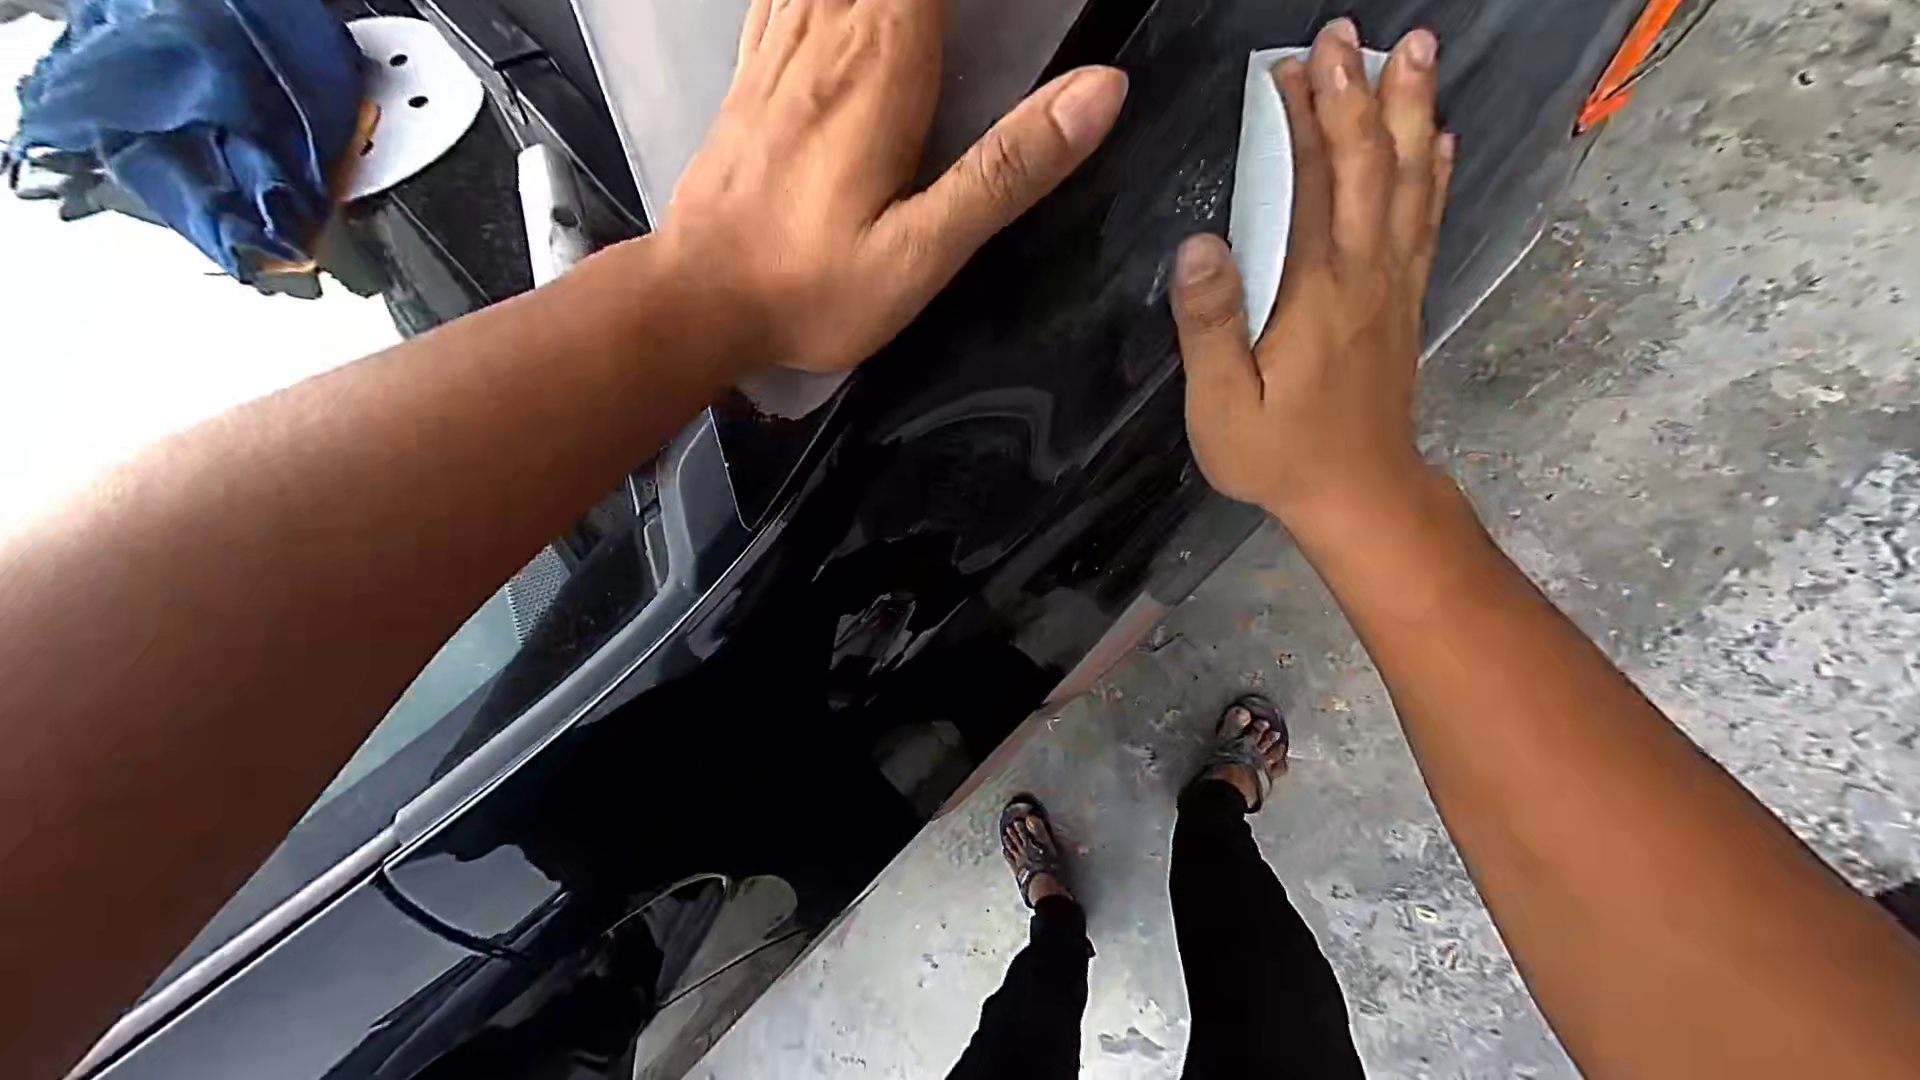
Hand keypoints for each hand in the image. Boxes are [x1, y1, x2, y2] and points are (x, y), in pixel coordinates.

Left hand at [658, 0, 1127, 373]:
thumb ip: (1004, 173)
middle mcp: (829, 30)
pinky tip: (834, 3)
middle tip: (975, 20)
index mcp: (884, 63)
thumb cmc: (813, 290)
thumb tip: (1100, 91)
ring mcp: (780, 47)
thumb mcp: (922, 252)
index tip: (1016, 11)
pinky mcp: (751, 76)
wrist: (701, 302)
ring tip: (925, 15)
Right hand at [1169, 19, 1453, 527]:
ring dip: (1409, 114)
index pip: (1313, 186)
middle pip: (1370, 168)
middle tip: (1347, 35)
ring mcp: (1393, 290)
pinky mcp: (1403, 309)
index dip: (1304, 121)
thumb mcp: (1220, 404)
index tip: (1291, 67)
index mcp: (1314, 293)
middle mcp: (1364, 276)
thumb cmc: (1278, 455)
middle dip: (1358, 95)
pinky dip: (1432, 175)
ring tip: (1412, 54)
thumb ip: (1209, 325)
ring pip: (1409, 184)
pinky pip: (1425, 225)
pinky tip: (1438, 143)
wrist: (1358, 495)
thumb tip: (1198, 244)